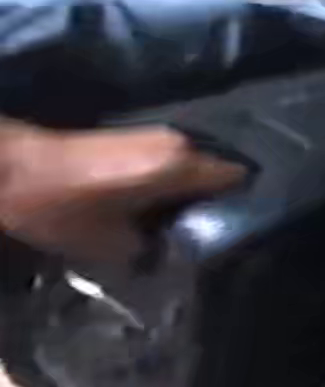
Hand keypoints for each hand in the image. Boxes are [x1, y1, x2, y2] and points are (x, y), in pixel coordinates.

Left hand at [0, 120, 246, 261]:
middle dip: (208, 188)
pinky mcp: (142, 133)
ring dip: (186, 178)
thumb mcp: (98, 241)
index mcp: (185, 166)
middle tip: (191, 213)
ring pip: (194, 160)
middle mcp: (186, 144)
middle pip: (217, 166)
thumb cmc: (59, 205)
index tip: (223, 214)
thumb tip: (167, 254)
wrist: (6, 169)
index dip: (237, 196)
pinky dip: (167, 170)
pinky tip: (144, 186)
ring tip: (166, 201)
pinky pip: (173, 154)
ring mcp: (164, 134)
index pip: (239, 176)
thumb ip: (145, 248)